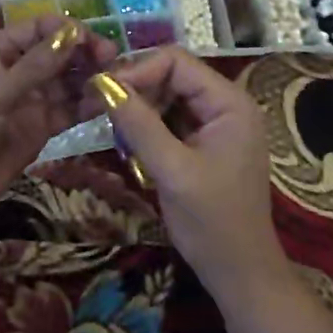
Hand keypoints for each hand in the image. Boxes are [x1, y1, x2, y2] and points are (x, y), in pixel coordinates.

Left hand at [0, 16, 116, 215]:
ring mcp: (30, 99)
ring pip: (67, 81)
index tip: (91, 40)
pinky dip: (87, 104)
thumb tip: (72, 34)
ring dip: (90, 77)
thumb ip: (35, 66)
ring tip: (116, 79)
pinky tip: (106, 102)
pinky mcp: (41, 126)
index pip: (36, 29)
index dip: (64, 31)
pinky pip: (69, 109)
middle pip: (57, 53)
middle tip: (112, 58)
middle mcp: (16, 70)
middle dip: (83, 53)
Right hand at [88, 46, 287, 290]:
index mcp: (230, 104)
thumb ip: (139, 125)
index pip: (176, 62)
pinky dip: (143, 124)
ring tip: (106, 123)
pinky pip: (166, 117)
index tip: (102, 93)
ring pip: (164, 95)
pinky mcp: (201, 141)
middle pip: (169, 74)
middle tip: (94, 106)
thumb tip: (103, 85)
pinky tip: (125, 140)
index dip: (137, 71)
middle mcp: (224, 105)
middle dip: (132, 87)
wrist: (237, 270)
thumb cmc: (212, 221)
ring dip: (134, 106)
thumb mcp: (171, 170)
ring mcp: (214, 123)